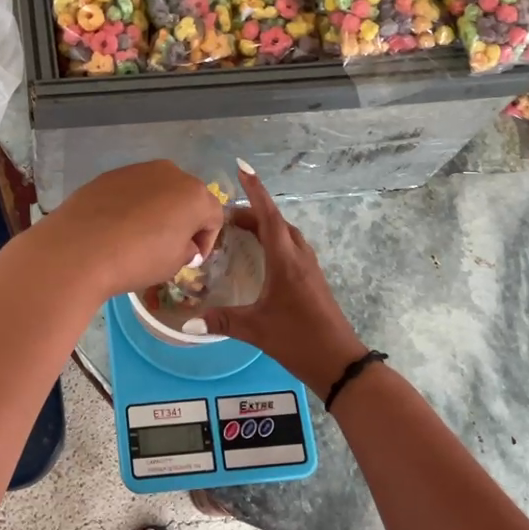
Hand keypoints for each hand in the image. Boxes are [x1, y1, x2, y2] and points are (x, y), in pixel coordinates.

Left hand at [34, 161, 226, 298]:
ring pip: (158, 190)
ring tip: (141, 237)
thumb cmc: (136, 259)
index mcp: (194, 194)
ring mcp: (137, 170)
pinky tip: (117, 227)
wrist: (78, 249)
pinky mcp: (109, 175)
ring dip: (157, 210)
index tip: (192, 260)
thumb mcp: (174, 264)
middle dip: (183, 221)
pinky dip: (132, 205)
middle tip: (169, 247)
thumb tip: (182, 243)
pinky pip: (132, 190)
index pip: (214, 217)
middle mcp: (170, 173)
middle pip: (187, 197)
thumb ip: (187, 249)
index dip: (206, 241)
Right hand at [200, 164, 368, 390]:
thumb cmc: (299, 340)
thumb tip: (188, 323)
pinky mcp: (313, 281)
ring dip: (265, 226)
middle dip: (253, 211)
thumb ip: (222, 321)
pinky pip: (291, 248)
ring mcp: (309, 269)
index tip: (242, 167)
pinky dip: (274, 241)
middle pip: (276, 222)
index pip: (268, 216)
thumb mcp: (256, 330)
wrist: (340, 363)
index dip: (255, 190)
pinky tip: (262, 255)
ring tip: (241, 230)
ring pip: (286, 235)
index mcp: (286, 260)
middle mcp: (299, 257)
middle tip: (226, 214)